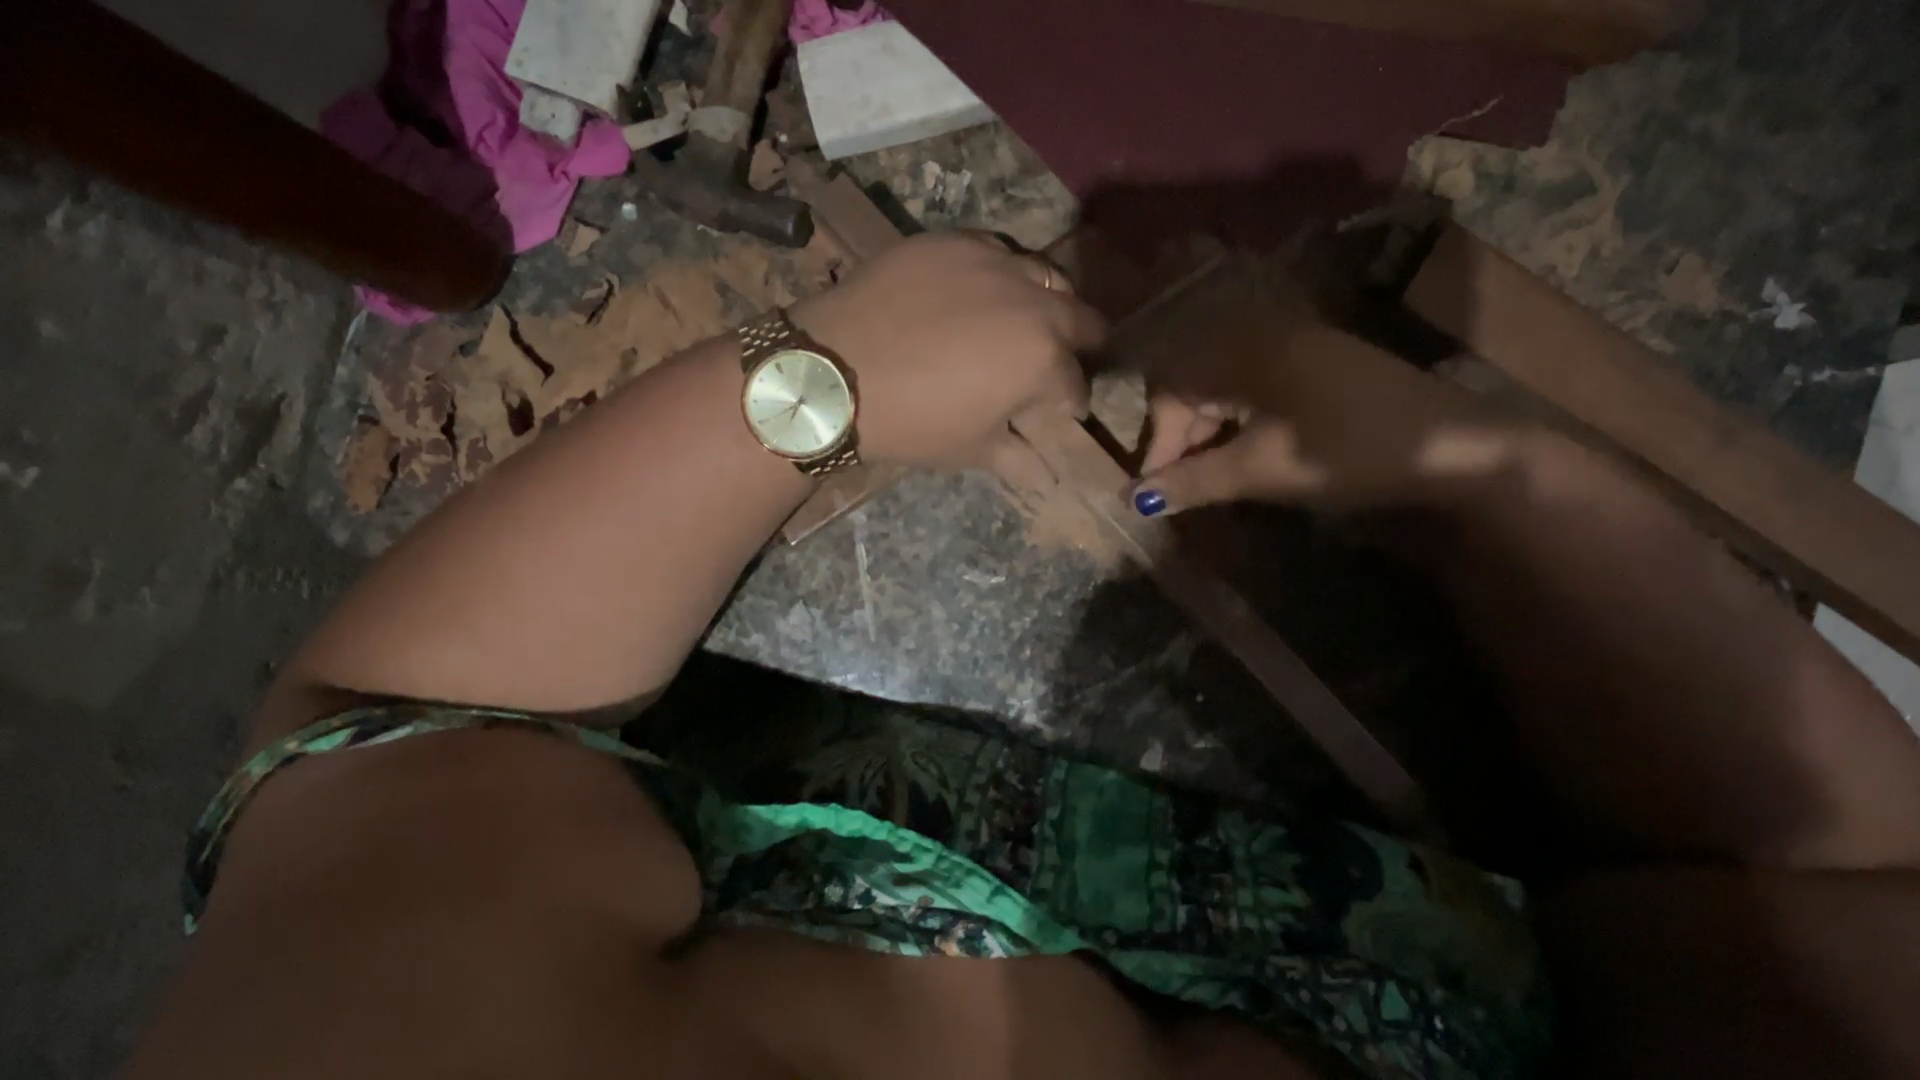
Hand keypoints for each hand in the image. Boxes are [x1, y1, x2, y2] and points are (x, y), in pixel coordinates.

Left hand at [789, 233, 1105, 468]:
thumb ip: (1019, 459)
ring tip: (1017, 321)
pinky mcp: (953, 241)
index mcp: (1042, 359)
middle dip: (1076, 345)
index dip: (1069, 405)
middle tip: (1049, 363)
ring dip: (1043, 302)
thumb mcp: (969, 450)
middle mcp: (1032, 302)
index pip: (1076, 385)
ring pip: (1044, 275)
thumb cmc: (910, 422)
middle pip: (1082, 318)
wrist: (833, 371)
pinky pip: (995, 251)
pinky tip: (973, 294)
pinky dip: (996, 274)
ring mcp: (992, 263)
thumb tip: (1047, 479)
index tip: (1055, 413)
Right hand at [1131, 306, 1527, 516]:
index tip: (1156, 490)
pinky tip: (1251, 450)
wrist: (1455, 449)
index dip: (1156, 441)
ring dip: (1209, 429)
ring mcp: (1296, 343)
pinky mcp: (1320, 360)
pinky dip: (1239, 418)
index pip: (1169, 386)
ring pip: (1223, 382)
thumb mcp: (1260, 471)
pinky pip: (1254, 383)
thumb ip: (1191, 481)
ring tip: (1216, 473)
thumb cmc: (1346, 453)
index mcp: (1244, 348)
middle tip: (1185, 483)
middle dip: (1180, 434)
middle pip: (1194, 379)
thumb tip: (1130, 500)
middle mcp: (1264, 332)